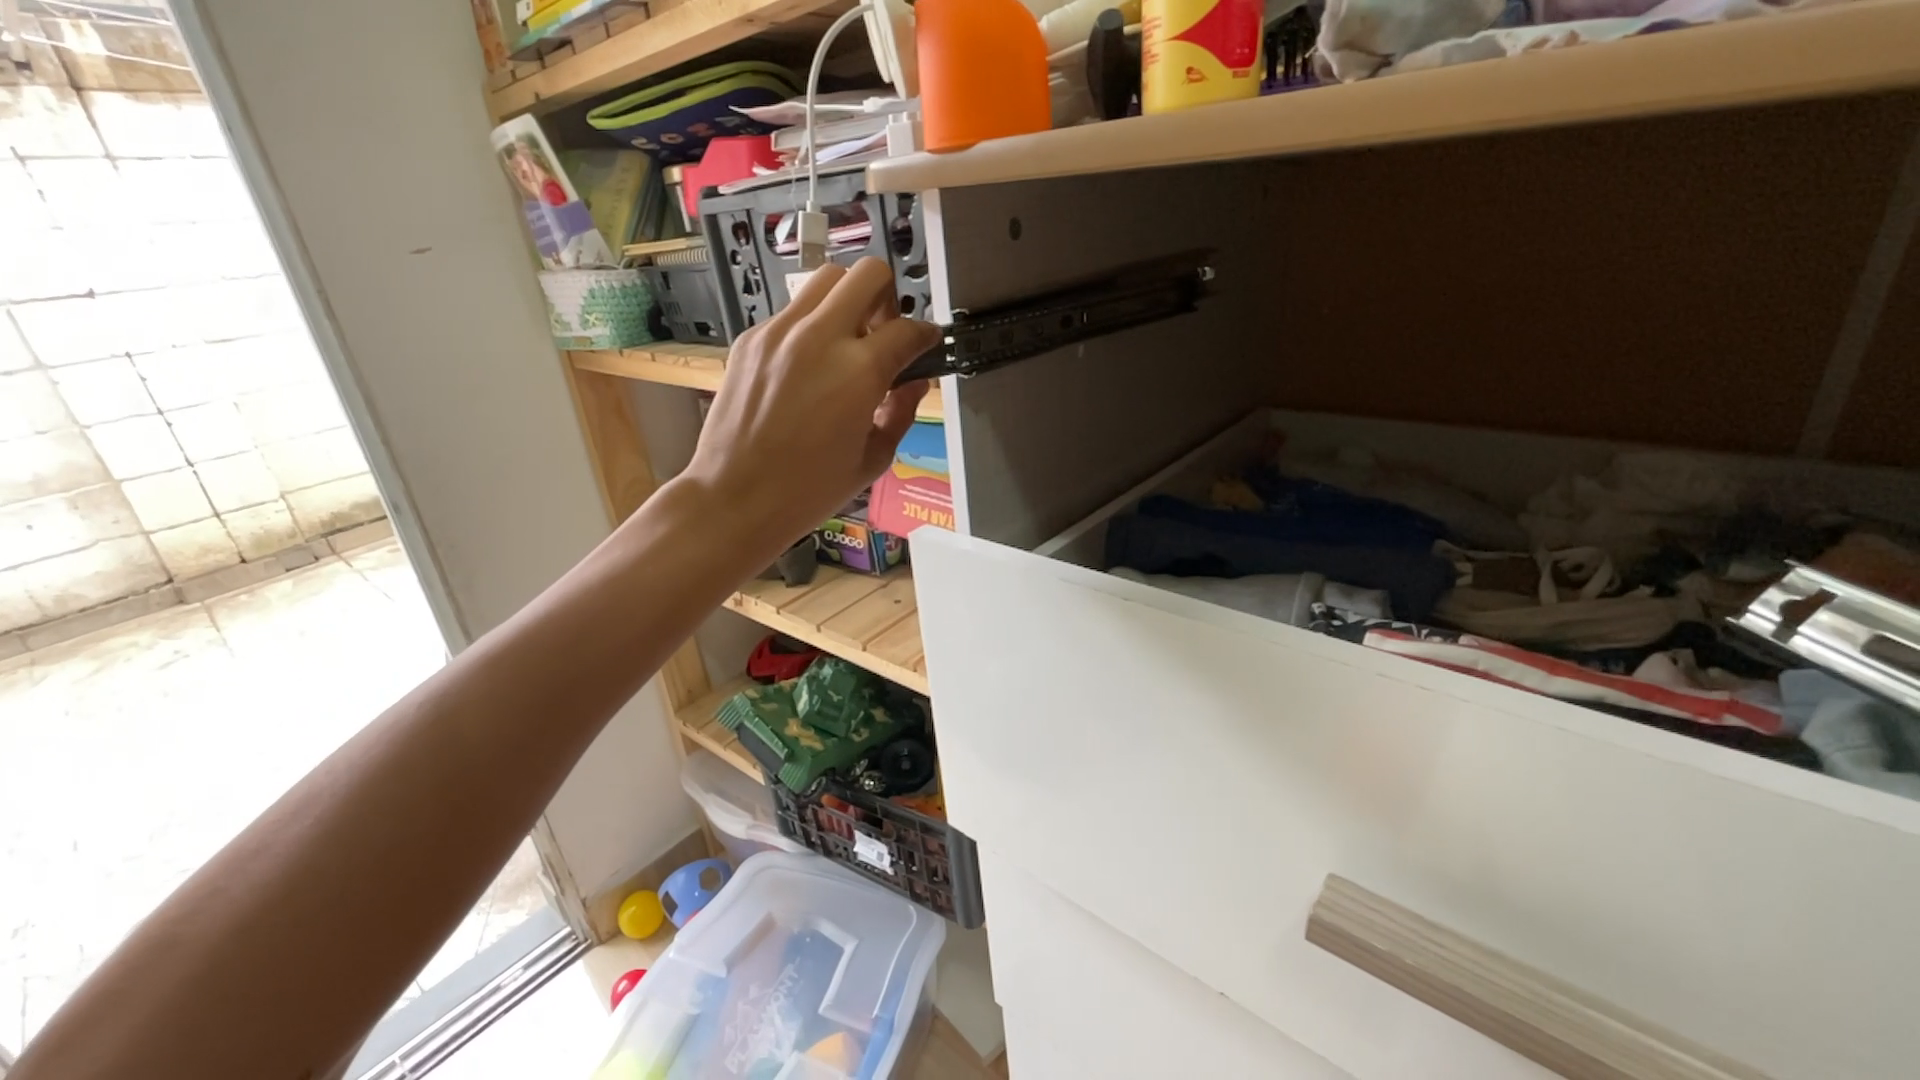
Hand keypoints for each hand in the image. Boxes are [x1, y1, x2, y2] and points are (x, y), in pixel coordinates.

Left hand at [680, 257, 940, 553]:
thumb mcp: (873, 458)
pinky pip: (792, 311)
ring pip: (825, 280)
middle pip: (868, 273)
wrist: (735, 498)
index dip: (925, 336)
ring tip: (847, 340)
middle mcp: (819, 337)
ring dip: (847, 300)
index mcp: (859, 370)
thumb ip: (901, 411)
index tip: (925, 345)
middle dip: (887, 295)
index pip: (908, 329)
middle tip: (884, 330)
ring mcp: (779, 333)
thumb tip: (915, 382)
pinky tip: (809, 365)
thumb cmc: (809, 490)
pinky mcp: (750, 339)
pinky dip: (810, 325)